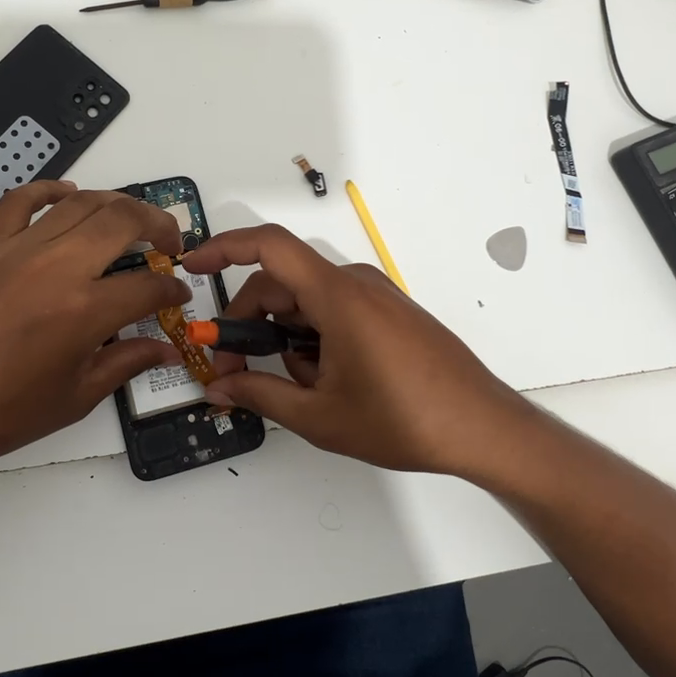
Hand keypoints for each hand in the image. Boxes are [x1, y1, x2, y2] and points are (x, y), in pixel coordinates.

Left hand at [0, 182, 189, 490]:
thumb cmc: (1, 413)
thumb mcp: (74, 397)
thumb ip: (125, 363)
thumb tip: (167, 349)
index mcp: (86, 310)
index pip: (148, 286)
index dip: (171, 289)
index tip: (177, 295)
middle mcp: (58, 266)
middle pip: (123, 220)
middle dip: (159, 225)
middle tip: (168, 243)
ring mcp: (17, 249)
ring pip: (80, 204)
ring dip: (116, 204)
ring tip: (131, 219)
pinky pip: (20, 201)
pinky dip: (49, 190)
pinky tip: (69, 194)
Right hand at [179, 225, 530, 480]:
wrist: (483, 428)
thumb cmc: (403, 420)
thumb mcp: (319, 416)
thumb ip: (261, 396)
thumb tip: (218, 389)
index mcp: (336, 296)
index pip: (268, 247)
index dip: (223, 249)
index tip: (192, 268)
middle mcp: (355, 284)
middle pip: (281, 283)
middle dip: (248, 323)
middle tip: (233, 372)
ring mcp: (376, 296)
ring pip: (307, 301)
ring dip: (284, 337)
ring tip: (294, 389)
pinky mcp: (390, 313)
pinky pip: (335, 310)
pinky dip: (313, 337)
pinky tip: (325, 381)